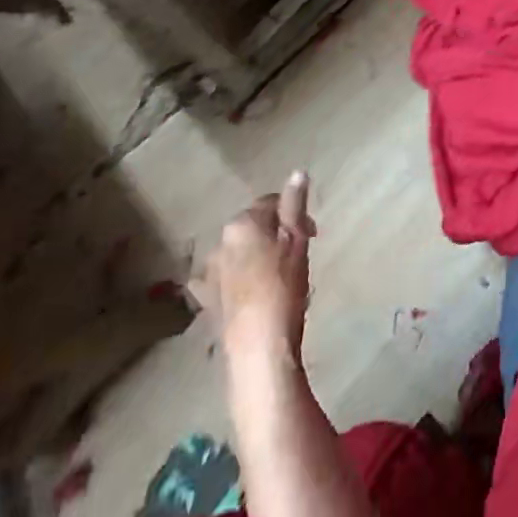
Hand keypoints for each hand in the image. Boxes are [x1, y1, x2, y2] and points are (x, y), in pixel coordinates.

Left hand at [195, 172, 316, 352]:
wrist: (259, 344)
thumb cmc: (285, 286)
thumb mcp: (298, 240)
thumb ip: (295, 206)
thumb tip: (298, 172)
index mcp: (242, 224)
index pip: (271, 202)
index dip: (295, 213)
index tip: (312, 232)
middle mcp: (219, 243)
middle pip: (253, 226)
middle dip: (275, 233)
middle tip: (299, 253)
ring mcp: (208, 273)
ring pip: (238, 251)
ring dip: (256, 255)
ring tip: (278, 275)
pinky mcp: (205, 299)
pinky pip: (223, 278)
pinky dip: (236, 278)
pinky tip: (249, 290)